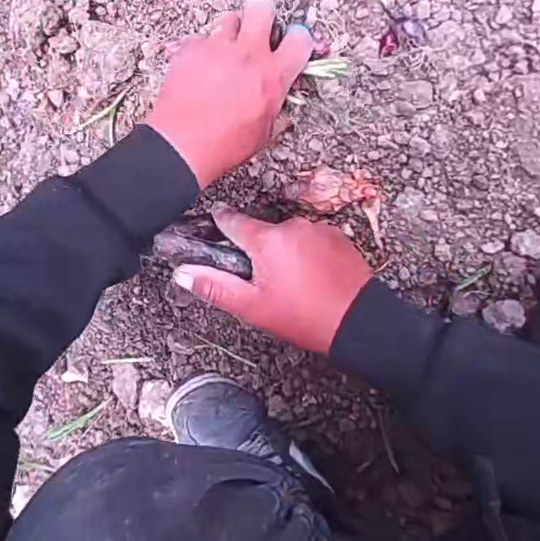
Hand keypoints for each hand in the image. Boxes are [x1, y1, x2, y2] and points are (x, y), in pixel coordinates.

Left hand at [144, 0, 310, 187]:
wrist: (182, 144)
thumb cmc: (224, 144)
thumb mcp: (264, 131)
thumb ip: (273, 105)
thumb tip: (275, 101)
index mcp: (273, 75)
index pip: (300, 39)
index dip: (299, 38)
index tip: (293, 42)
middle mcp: (248, 54)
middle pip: (262, 8)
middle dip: (262, 14)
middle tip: (258, 29)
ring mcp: (218, 48)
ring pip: (229, 18)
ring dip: (232, 31)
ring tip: (227, 51)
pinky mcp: (191, 49)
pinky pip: (201, 38)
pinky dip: (203, 49)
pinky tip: (200, 67)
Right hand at [174, 211, 370, 353]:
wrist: (356, 319)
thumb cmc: (304, 316)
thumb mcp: (252, 307)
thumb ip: (215, 287)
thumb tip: (183, 273)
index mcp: (267, 240)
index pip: (232, 220)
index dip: (220, 223)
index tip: (213, 222)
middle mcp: (293, 226)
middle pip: (263, 233)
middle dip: (259, 251)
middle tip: (264, 281)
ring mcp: (317, 229)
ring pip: (289, 237)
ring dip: (285, 253)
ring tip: (293, 285)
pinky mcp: (337, 236)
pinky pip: (312, 240)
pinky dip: (307, 254)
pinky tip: (312, 278)